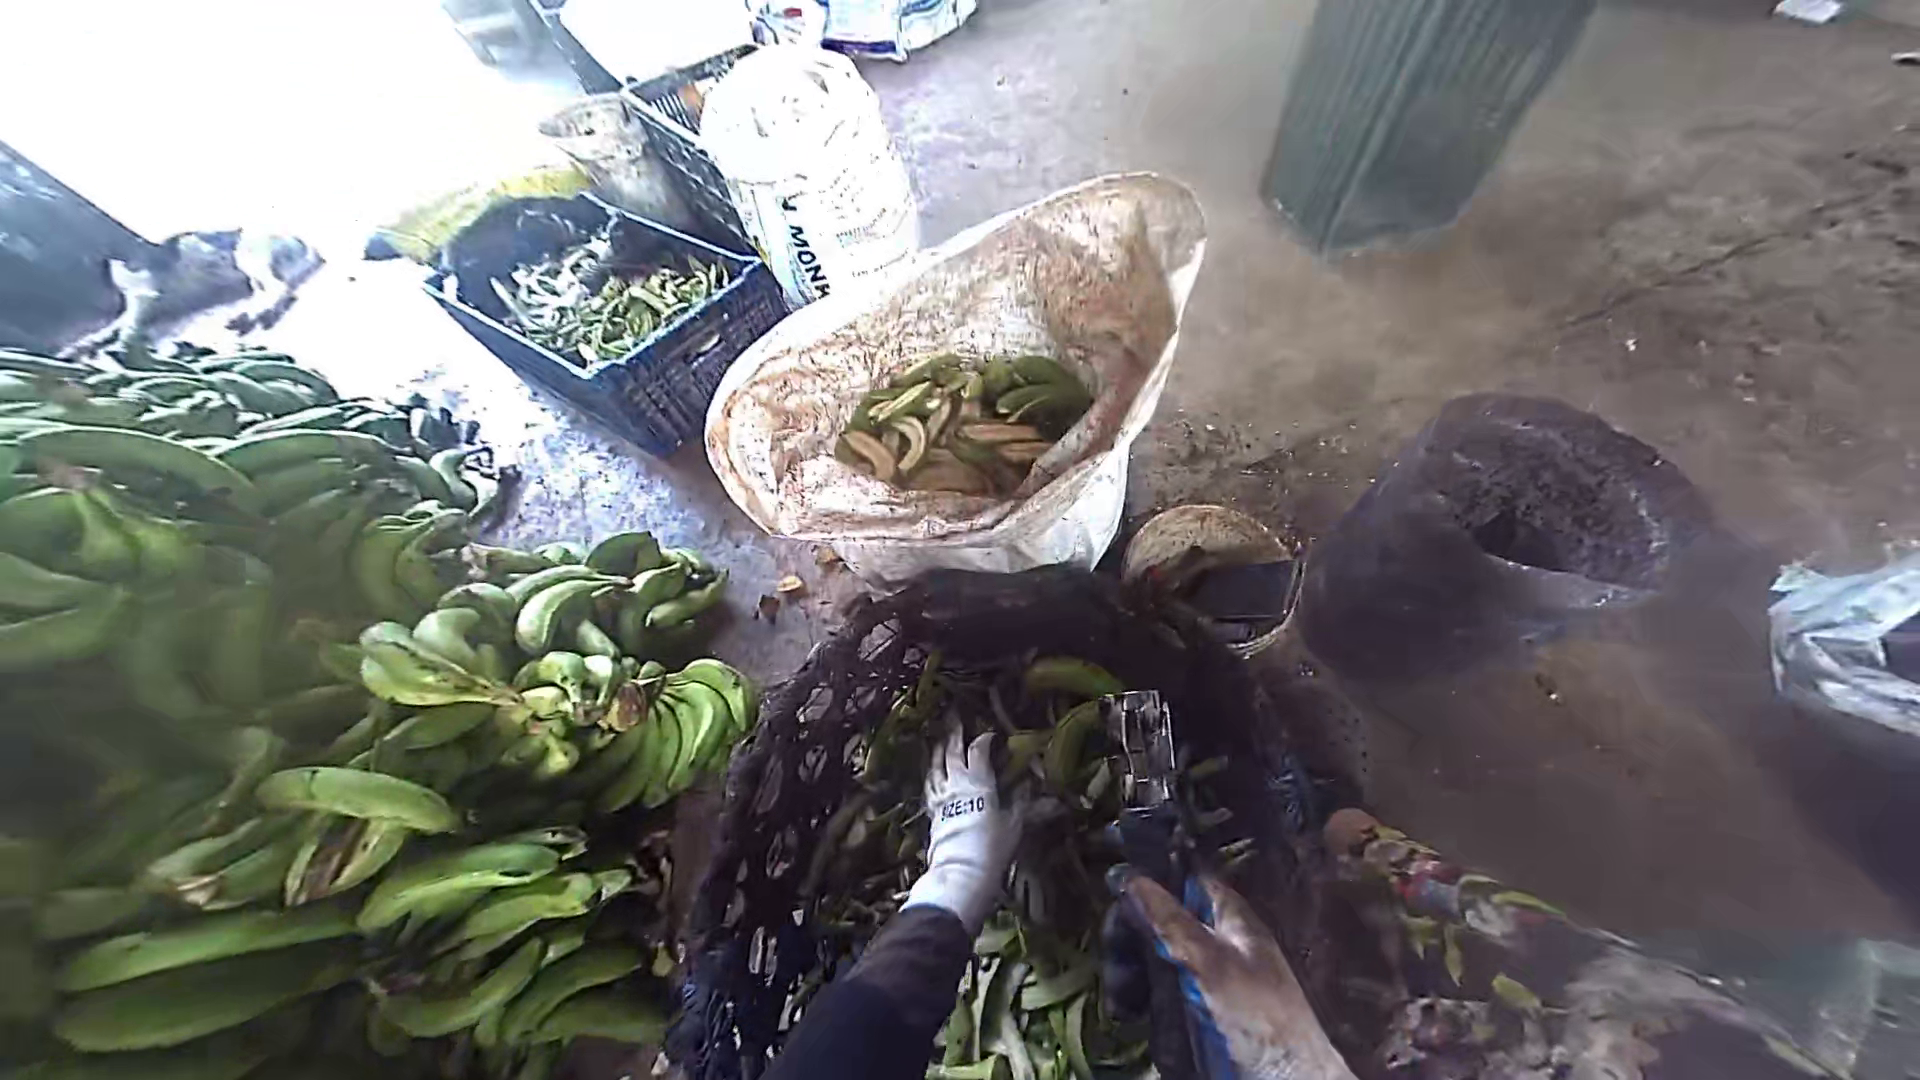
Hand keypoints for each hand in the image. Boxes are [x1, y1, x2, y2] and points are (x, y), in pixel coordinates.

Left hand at [903, 730, 1020, 933]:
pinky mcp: (932, 810)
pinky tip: (932, 772)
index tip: (991, 736)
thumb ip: (1020, 802)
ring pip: (936, 764)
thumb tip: (1029, 785)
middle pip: (953, 751)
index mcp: (978, 780)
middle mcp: (956, 781)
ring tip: (941, 740)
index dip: (984, 740)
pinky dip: (932, 773)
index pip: (979, 750)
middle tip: (955, 719)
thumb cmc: (992, 846)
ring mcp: (941, 795)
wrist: (961, 871)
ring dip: (939, 750)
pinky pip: (930, 784)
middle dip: (955, 734)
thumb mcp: (1013, 823)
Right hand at [1107, 870, 1356, 1079]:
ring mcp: (1194, 969)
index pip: (1178, 869)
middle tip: (1115, 949)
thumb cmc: (1257, 1015)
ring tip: (1122, 993)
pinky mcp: (1184, 1002)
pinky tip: (1126, 1008)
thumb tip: (1126, 874)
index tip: (1112, 862)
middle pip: (1152, 909)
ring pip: (1145, 946)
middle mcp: (1205, 933)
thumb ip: (1168, 918)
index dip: (1147, 864)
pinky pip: (1147, 982)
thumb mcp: (1211, 962)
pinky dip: (1132, 990)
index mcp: (1222, 911)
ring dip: (1124, 962)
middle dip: (1127, 926)